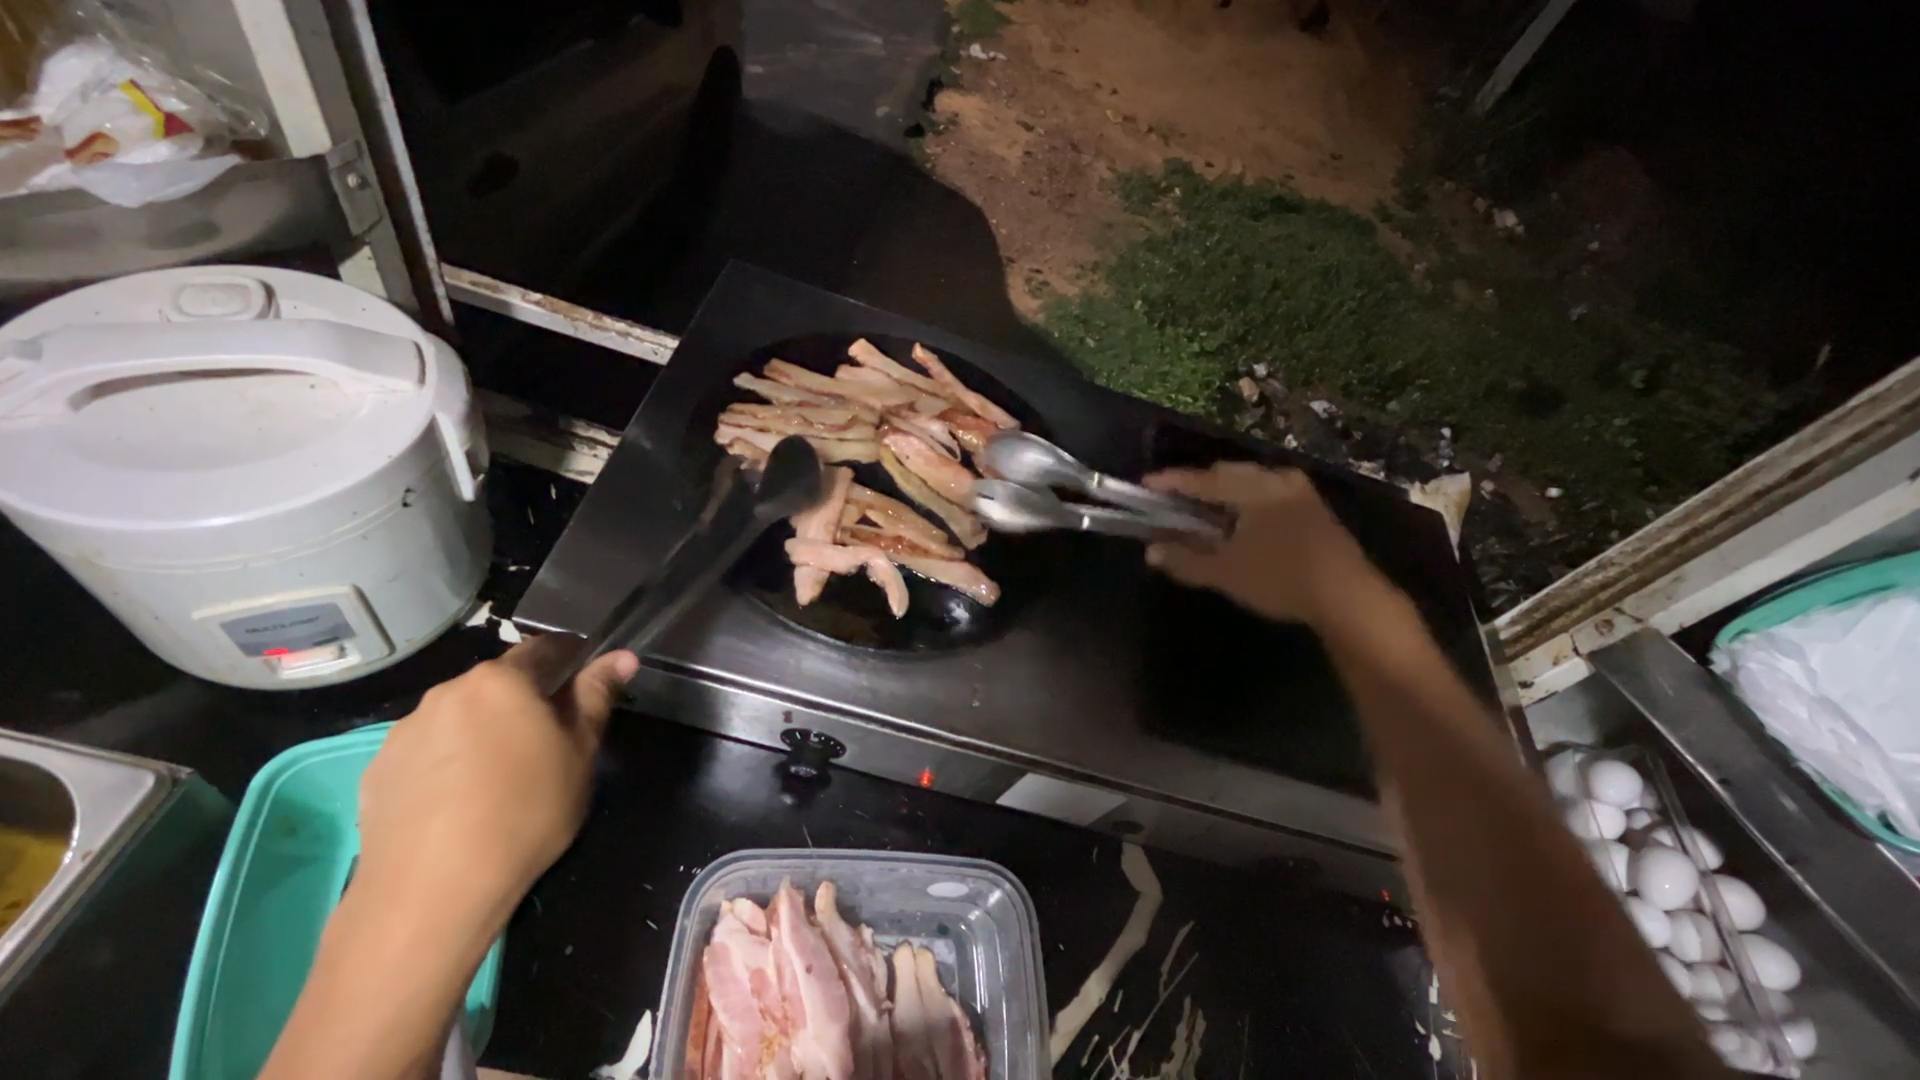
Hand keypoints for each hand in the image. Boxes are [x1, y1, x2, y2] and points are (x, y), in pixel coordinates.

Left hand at [355, 638, 638, 924]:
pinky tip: (457, 805)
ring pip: (458, 718)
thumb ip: (597, 697)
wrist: (433, 889)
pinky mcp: (378, 771)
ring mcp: (405, 732)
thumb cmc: (526, 813)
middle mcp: (448, 692)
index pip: (544, 649)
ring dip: (481, 732)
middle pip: (497, 684)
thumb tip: (622, 656)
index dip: (570, 659)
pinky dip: (446, 765)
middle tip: (546, 742)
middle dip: (522, 702)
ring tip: (497, 780)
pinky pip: (425, 754)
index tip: (584, 683)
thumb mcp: (580, 754)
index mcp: (502, 681)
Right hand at [1143, 462, 1386, 624]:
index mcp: (1254, 488)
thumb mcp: (1226, 573)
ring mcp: (1300, 492)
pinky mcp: (1313, 509)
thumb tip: (1151, 552)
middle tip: (1172, 500)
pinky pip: (1267, 494)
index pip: (1203, 479)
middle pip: (1228, 474)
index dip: (1171, 483)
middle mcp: (1278, 479)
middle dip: (1198, 485)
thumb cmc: (1281, 579)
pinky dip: (1244, 503)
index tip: (1145, 484)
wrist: (1350, 598)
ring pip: (1250, 483)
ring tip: (1201, 512)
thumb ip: (1185, 560)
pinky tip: (1236, 523)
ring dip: (1223, 494)